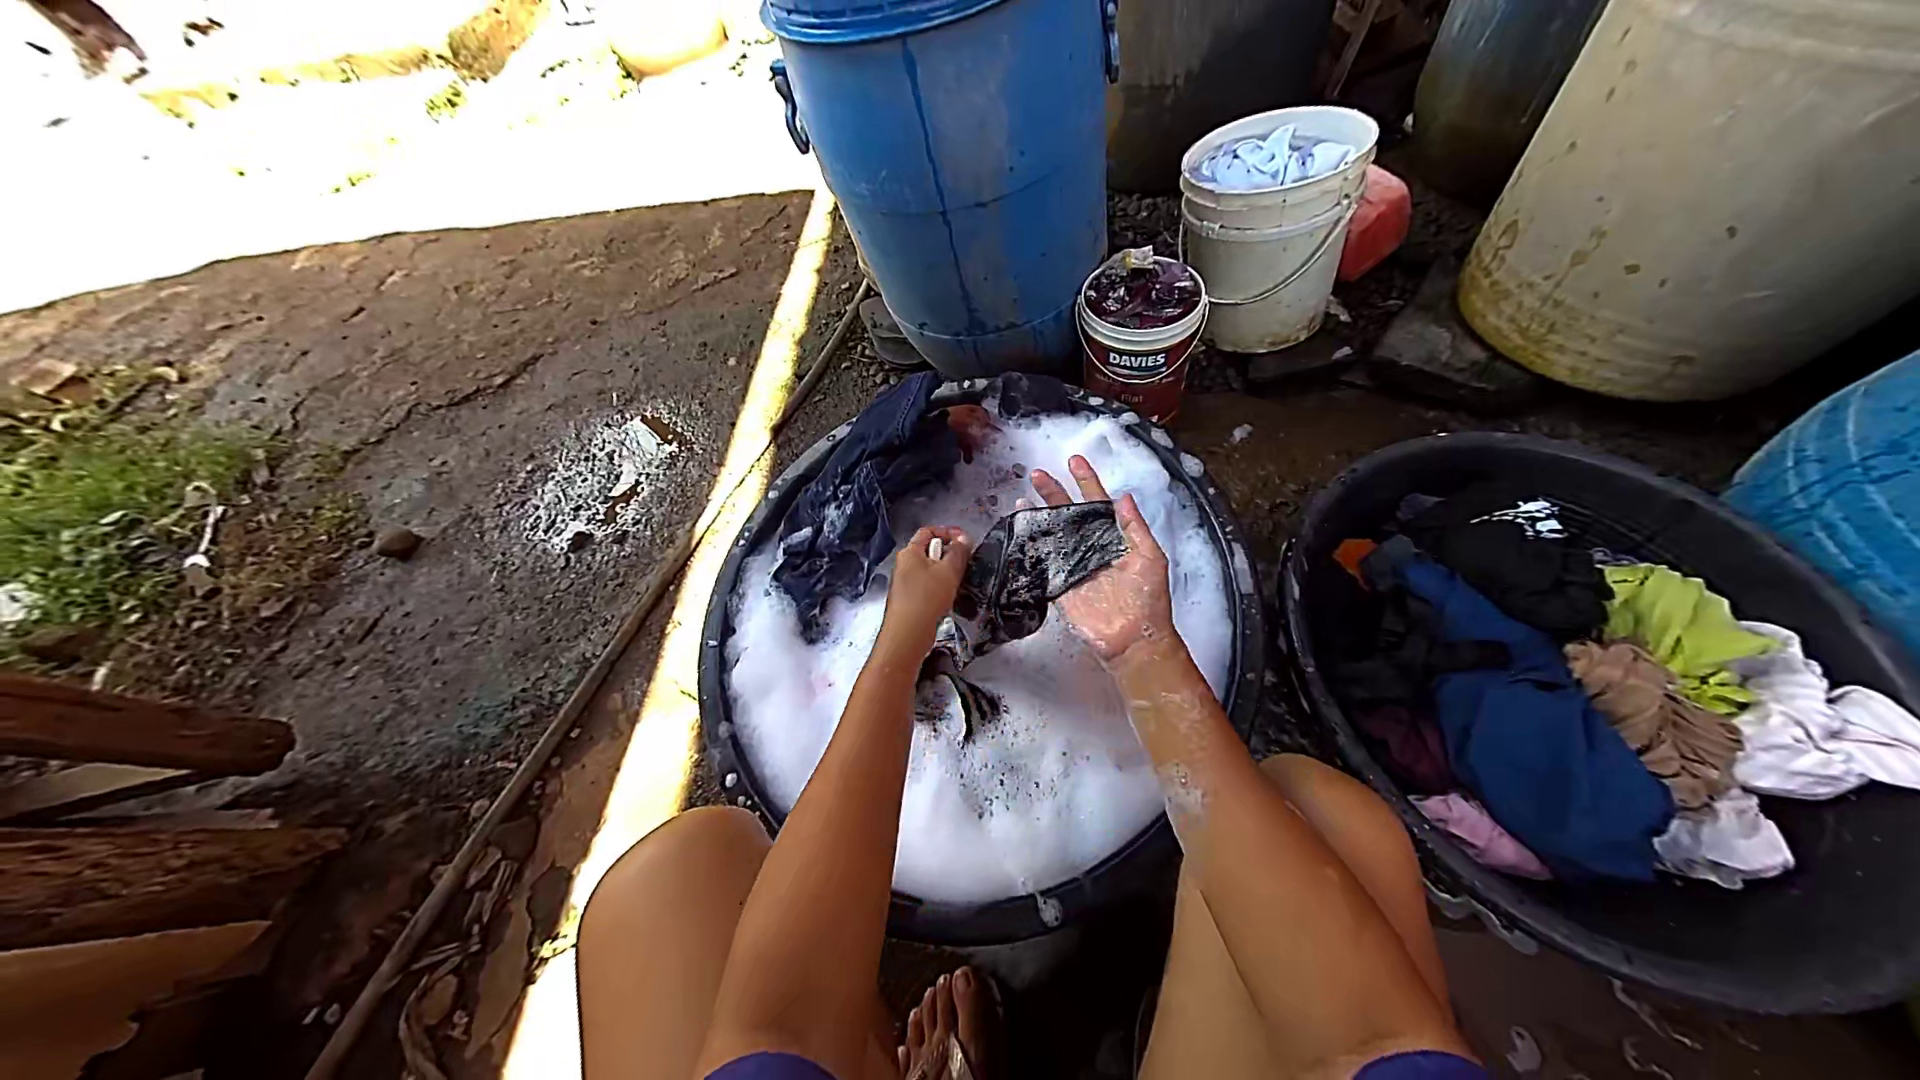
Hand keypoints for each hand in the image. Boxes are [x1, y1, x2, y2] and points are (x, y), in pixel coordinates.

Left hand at [878, 525, 972, 654]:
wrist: (908, 634)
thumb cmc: (925, 600)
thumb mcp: (949, 571)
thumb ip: (958, 552)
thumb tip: (963, 539)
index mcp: (909, 552)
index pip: (928, 531)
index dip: (947, 532)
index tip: (963, 539)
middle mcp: (904, 565)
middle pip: (930, 550)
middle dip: (948, 554)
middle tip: (963, 562)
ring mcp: (905, 583)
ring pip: (930, 570)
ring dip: (945, 574)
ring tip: (955, 583)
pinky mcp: (910, 600)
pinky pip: (928, 587)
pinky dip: (940, 589)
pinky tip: (947, 599)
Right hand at [1030, 456, 1177, 665]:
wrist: (1133, 639)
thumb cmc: (1148, 601)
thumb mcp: (1151, 558)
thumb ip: (1135, 527)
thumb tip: (1124, 496)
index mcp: (1114, 537)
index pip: (1097, 502)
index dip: (1087, 481)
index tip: (1075, 461)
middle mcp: (1091, 547)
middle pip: (1068, 513)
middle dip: (1054, 492)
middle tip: (1039, 474)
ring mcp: (1073, 565)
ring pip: (1052, 532)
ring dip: (1039, 513)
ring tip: (1025, 495)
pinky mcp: (1059, 584)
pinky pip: (1042, 561)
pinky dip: (1030, 545)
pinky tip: (1021, 529)